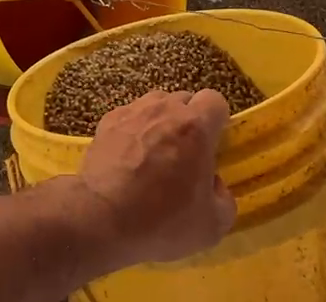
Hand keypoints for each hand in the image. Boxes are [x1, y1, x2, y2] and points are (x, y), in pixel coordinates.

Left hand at [70, 89, 235, 266]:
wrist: (103, 216)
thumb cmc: (163, 220)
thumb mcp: (212, 225)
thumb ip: (222, 197)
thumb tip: (212, 182)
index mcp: (195, 128)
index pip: (214, 100)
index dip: (217, 119)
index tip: (213, 143)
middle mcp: (164, 109)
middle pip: (184, 100)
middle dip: (189, 121)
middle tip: (186, 155)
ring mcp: (133, 111)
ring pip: (156, 104)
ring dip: (162, 122)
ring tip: (156, 153)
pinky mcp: (108, 120)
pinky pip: (130, 116)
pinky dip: (135, 130)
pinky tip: (130, 157)